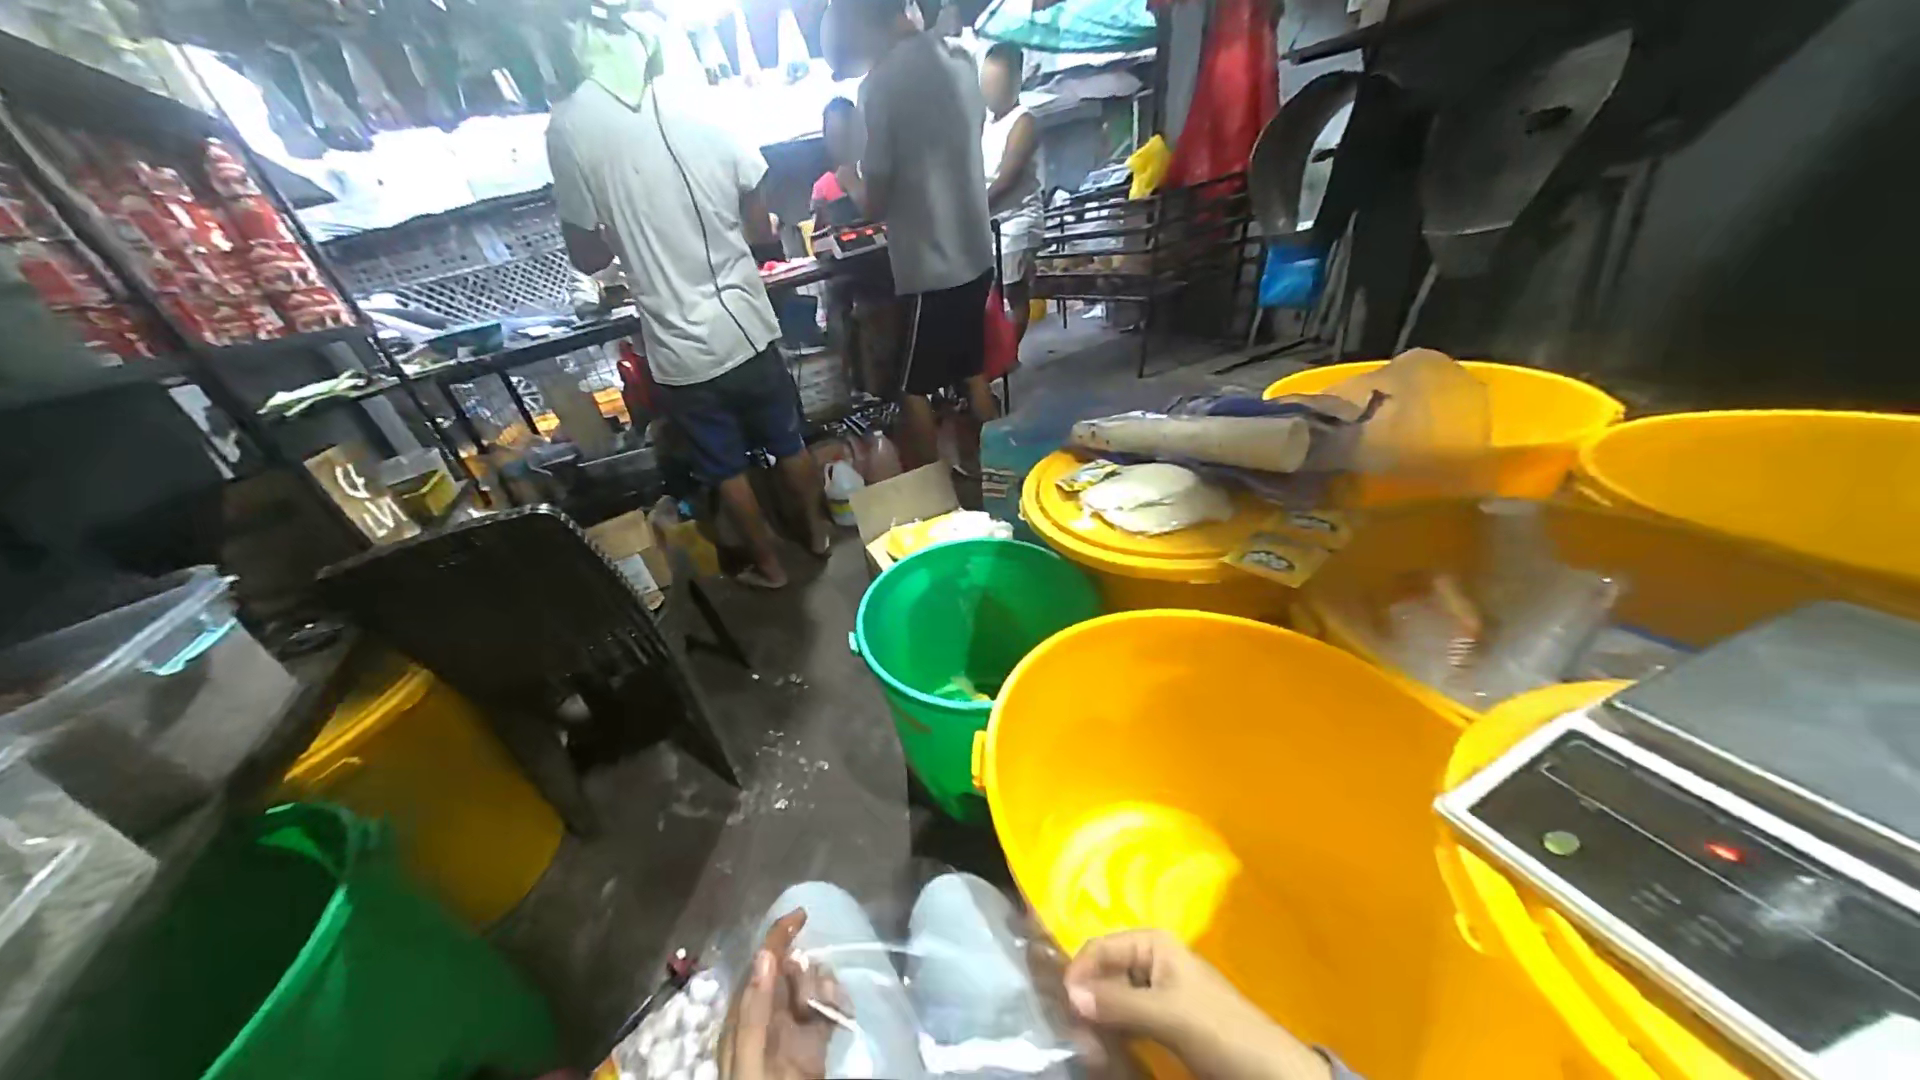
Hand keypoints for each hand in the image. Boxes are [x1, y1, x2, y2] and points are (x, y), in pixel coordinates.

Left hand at [721, 910, 845, 1079]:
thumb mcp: (751, 1059)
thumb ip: (755, 1009)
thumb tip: (765, 954)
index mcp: (743, 1020)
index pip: (758, 966)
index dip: (777, 936)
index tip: (802, 914)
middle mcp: (766, 1020)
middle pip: (786, 974)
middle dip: (804, 971)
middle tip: (813, 992)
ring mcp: (791, 1032)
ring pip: (809, 989)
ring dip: (822, 988)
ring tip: (828, 1008)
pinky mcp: (814, 1046)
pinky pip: (827, 1011)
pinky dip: (836, 1005)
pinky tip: (842, 1014)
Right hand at [1064, 931, 1329, 1079]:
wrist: (1273, 1074)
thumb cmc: (1220, 1030)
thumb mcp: (1168, 1014)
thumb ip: (1119, 1003)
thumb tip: (1068, 993)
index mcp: (1152, 942)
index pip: (1100, 948)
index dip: (1079, 974)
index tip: (1063, 1008)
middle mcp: (1151, 958)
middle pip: (1104, 973)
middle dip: (1088, 1000)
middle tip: (1076, 1035)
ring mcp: (1157, 990)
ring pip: (1113, 998)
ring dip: (1098, 1019)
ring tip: (1089, 1047)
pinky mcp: (1163, 1019)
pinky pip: (1126, 1018)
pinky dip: (1113, 1032)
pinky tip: (1105, 1049)